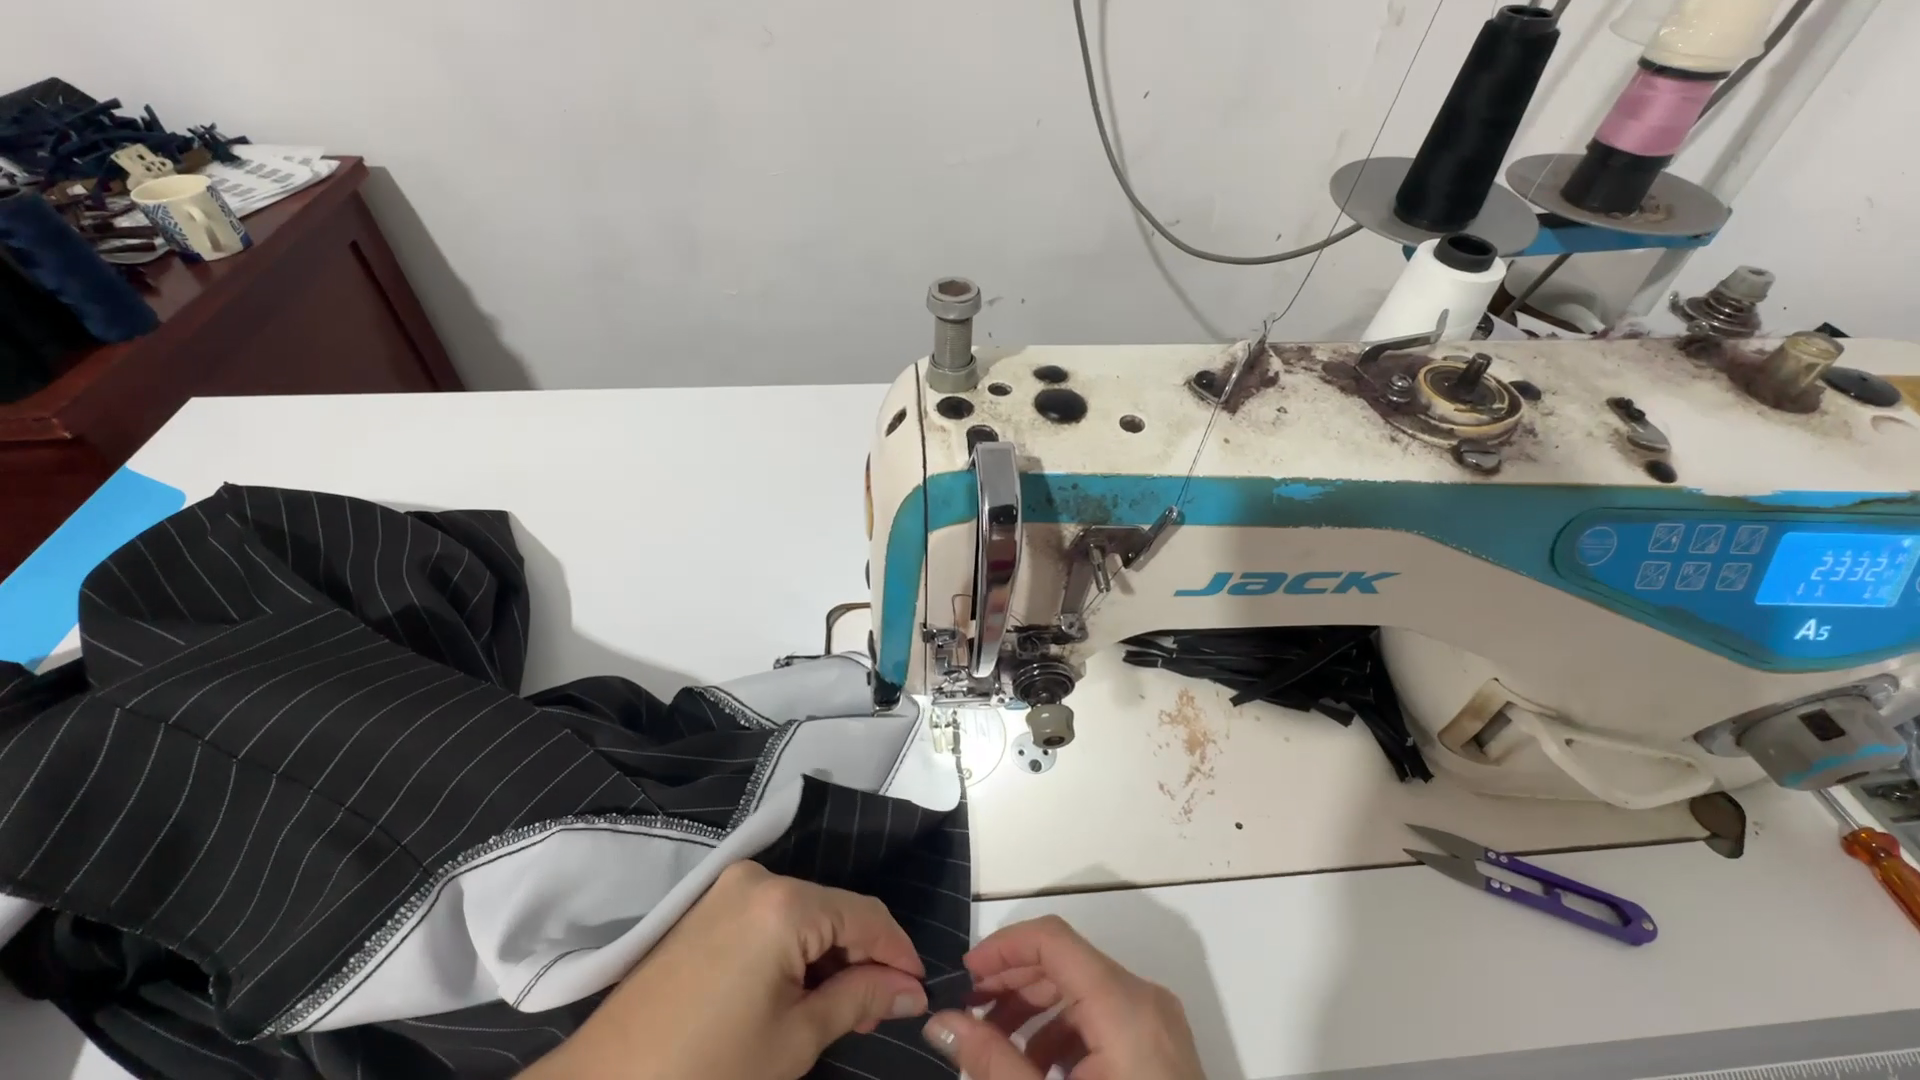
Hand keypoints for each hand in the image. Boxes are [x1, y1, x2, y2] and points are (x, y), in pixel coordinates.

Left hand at [521, 862, 927, 1079]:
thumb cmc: (709, 1067)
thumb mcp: (795, 1038)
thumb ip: (859, 1000)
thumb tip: (910, 990)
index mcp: (784, 903)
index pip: (867, 915)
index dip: (900, 954)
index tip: (920, 993)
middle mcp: (758, 879)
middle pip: (836, 909)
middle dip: (864, 956)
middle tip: (880, 1010)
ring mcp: (726, 889)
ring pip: (805, 912)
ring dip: (830, 953)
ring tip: (844, 1006)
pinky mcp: (706, 908)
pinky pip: (772, 916)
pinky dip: (796, 948)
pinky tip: (801, 989)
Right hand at [922, 915, 1204, 1079]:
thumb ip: (993, 1061)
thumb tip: (941, 1021)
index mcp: (1122, 1003)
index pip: (1052, 939)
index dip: (1003, 948)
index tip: (963, 977)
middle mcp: (1144, 998)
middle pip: (1065, 963)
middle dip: (1011, 984)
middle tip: (968, 1015)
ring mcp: (1157, 1022)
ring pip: (1081, 991)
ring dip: (1033, 1011)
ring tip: (995, 1048)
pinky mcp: (1159, 1046)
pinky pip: (1102, 1018)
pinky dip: (1063, 1033)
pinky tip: (1036, 1070)